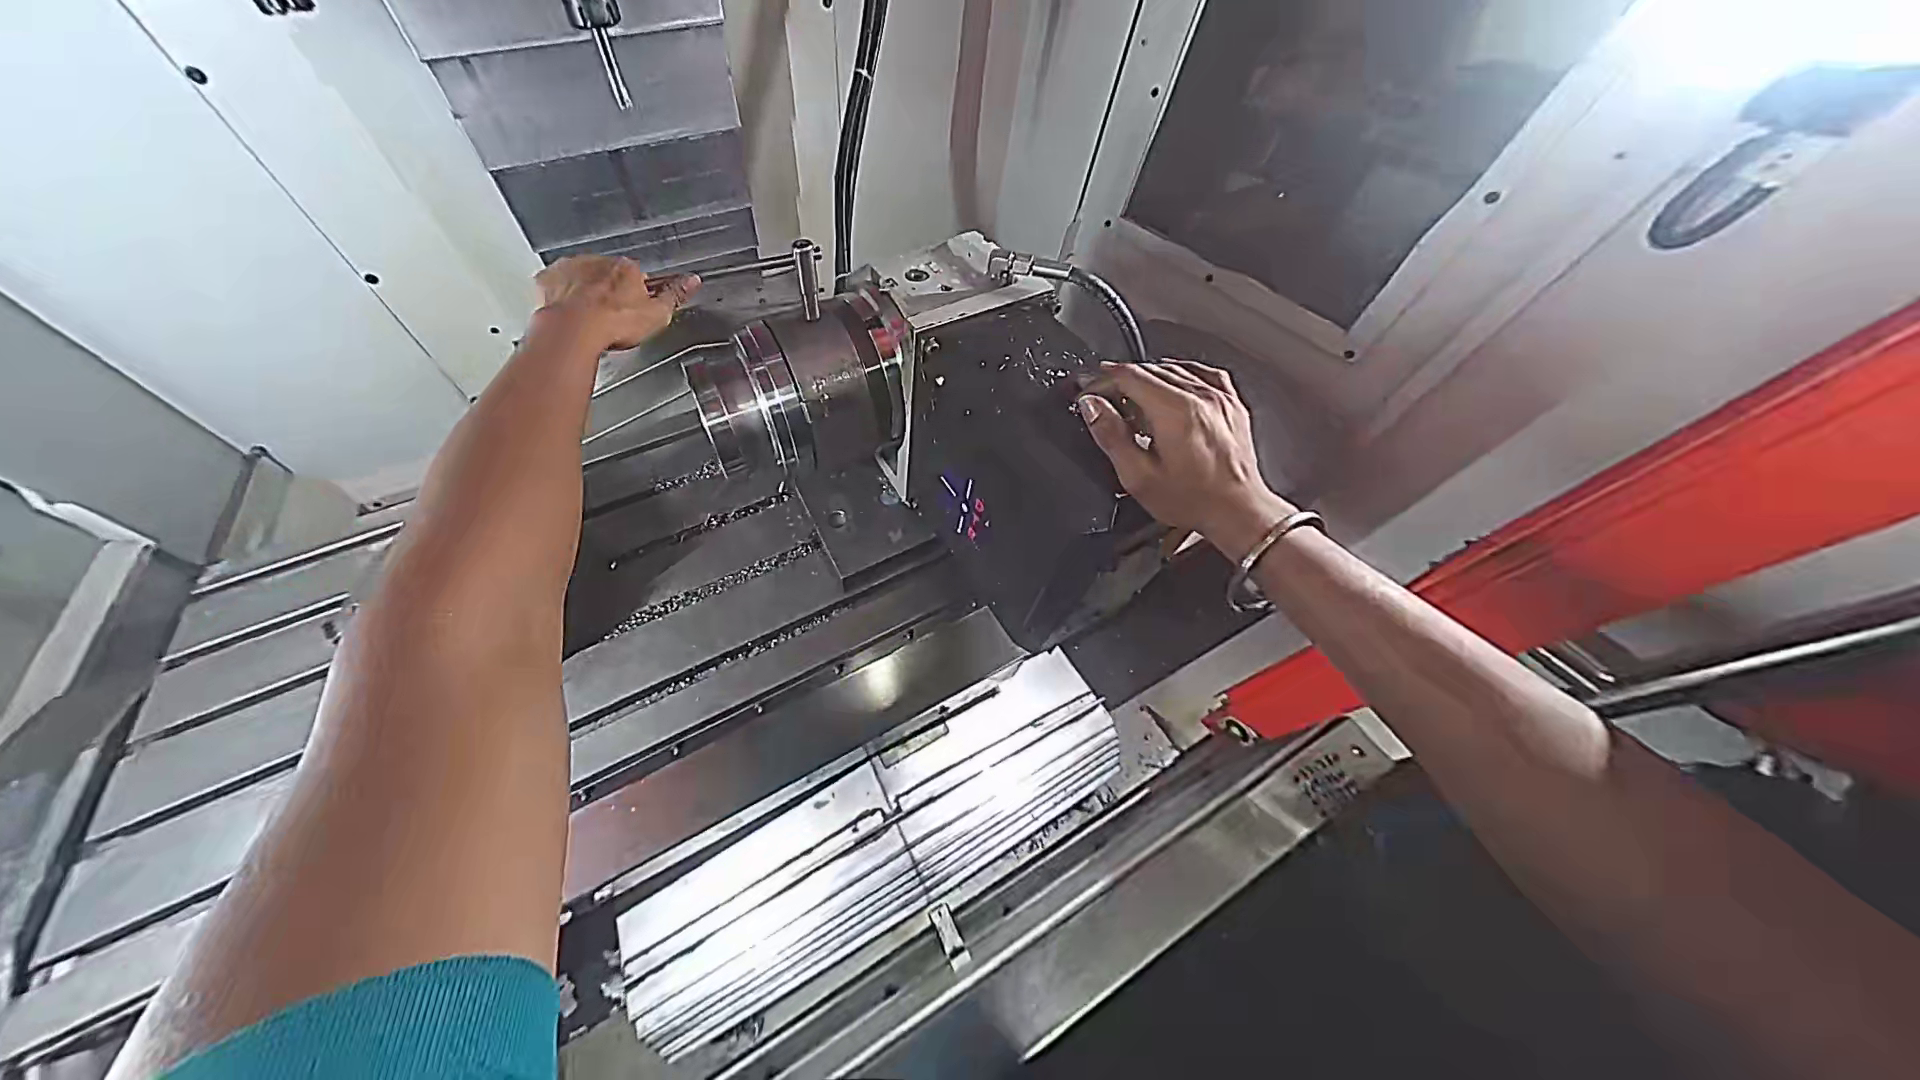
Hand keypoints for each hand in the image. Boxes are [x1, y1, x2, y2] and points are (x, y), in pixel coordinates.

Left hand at [533, 255, 699, 351]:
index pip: (639, 276)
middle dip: (612, 293)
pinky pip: (557, 285)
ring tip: (593, 320)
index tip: (640, 308)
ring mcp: (571, 270)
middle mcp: (598, 263)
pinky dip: (562, 296)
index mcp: (626, 268)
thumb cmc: (613, 322)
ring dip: (588, 293)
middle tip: (616, 318)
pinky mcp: (549, 280)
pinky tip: (570, 314)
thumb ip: (676, 295)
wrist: (574, 330)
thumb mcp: (658, 314)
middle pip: (609, 276)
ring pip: (583, 278)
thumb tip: (692, 281)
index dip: (641, 294)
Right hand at [1079, 360, 1295, 561]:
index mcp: (1174, 411)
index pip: (1129, 376)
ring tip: (1131, 401)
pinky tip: (1168, 389)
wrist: (1237, 511)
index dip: (1102, 380)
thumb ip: (1112, 436)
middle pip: (1149, 369)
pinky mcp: (1230, 403)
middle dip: (1120, 380)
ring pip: (1173, 368)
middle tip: (1103, 399)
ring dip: (1146, 379)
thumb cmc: (1194, 500)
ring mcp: (1219, 397)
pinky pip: (1200, 373)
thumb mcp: (1138, 477)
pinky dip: (1178, 376)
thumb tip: (1092, 407)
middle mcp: (1200, 397)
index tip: (1088, 390)